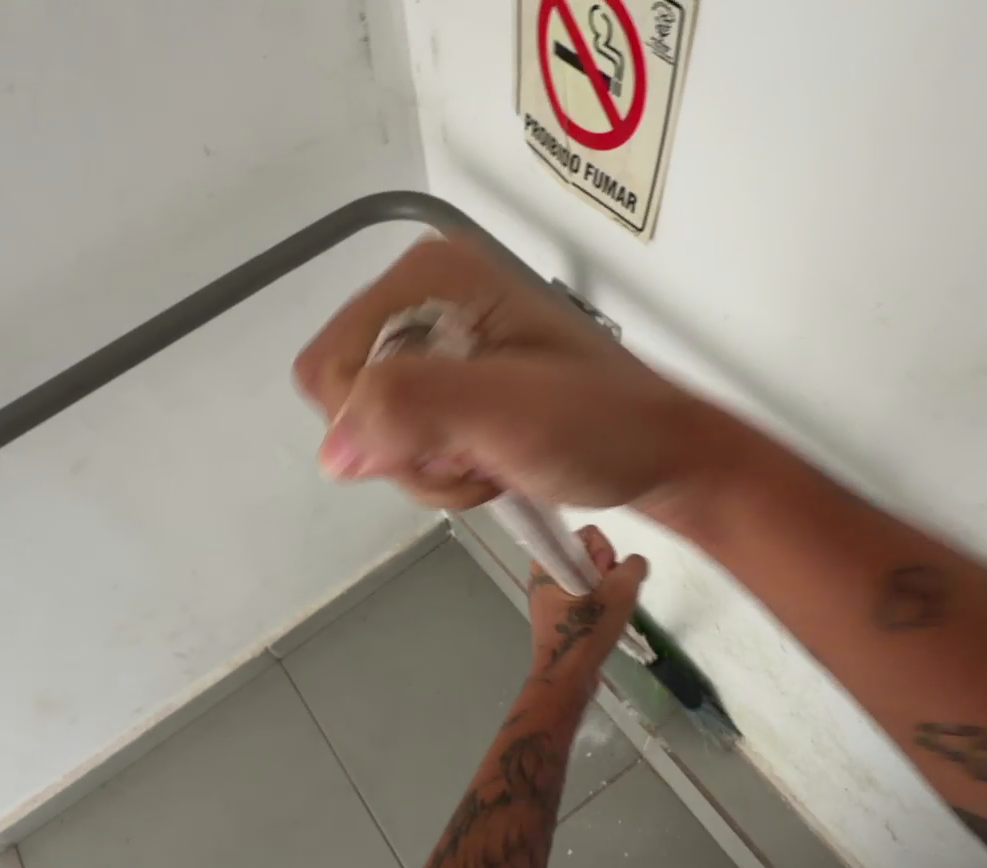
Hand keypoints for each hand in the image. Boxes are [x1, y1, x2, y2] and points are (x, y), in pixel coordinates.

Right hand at [293, 236, 745, 515]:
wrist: (658, 454)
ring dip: (429, 466)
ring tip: (491, 460)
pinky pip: (403, 441)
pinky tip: (489, 463)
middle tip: (474, 451)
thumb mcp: (510, 413)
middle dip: (407, 448)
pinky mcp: (450, 383)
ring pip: (372, 431)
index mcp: (431, 278)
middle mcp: (424, 301)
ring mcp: (437, 345)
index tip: (444, 439)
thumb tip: (333, 449)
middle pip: (347, 400)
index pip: (328, 365)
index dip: (374, 422)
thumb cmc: (604, 426)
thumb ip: (414, 409)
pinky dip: (441, 470)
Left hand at [526, 526, 647, 676]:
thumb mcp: (620, 592)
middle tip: (606, 600)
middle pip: (590, 556)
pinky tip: (601, 622)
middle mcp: (543, 573)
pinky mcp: (555, 614)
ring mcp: (548, 595)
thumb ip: (634, 567)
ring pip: (590, 578)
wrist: (567, 676)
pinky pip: (584, 596)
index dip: (606, 555)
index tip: (605, 580)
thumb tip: (634, 565)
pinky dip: (597, 605)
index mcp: (548, 560)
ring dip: (605, 592)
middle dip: (608, 575)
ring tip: (606, 614)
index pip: (590, 535)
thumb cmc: (587, 630)